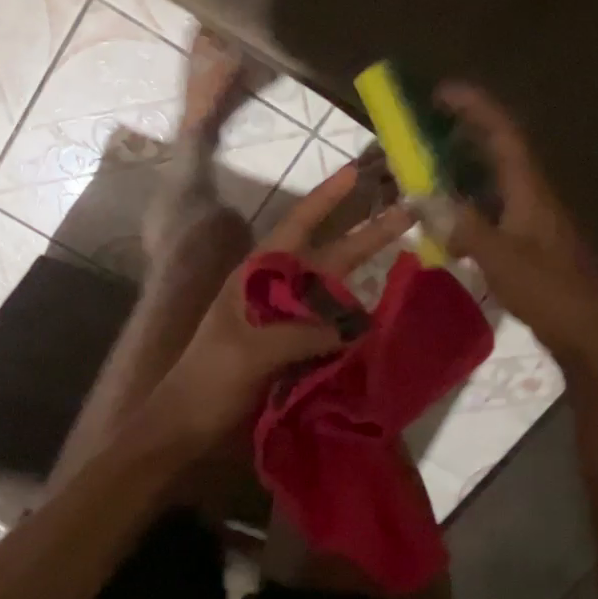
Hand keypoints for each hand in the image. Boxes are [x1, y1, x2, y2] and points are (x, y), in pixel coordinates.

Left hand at [150, 163, 414, 446]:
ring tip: (407, 271)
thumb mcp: (252, 351)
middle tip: (410, 211)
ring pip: (335, 293)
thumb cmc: (211, 378)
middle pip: (329, 256)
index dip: (327, 198)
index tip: (356, 172)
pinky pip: (333, 328)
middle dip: (367, 235)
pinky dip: (356, 324)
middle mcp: (277, 290)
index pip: (298, 226)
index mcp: (258, 275)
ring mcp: (287, 320)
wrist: (187, 426)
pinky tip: (384, 323)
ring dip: (366, 282)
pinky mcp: (296, 349)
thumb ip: (303, 333)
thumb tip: (356, 325)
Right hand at [432, 83, 597, 377]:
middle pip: (499, 149)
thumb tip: (419, 196)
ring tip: (426, 162)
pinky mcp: (526, 242)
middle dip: (465, 130)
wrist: (589, 337)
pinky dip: (466, 202)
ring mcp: (530, 219)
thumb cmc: (551, 293)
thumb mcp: (502, 259)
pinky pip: (491, 207)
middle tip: (425, 124)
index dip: (476, 107)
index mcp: (530, 190)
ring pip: (494, 179)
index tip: (442, 92)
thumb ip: (461, 227)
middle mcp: (531, 196)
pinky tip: (445, 217)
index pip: (503, 134)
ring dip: (463, 165)